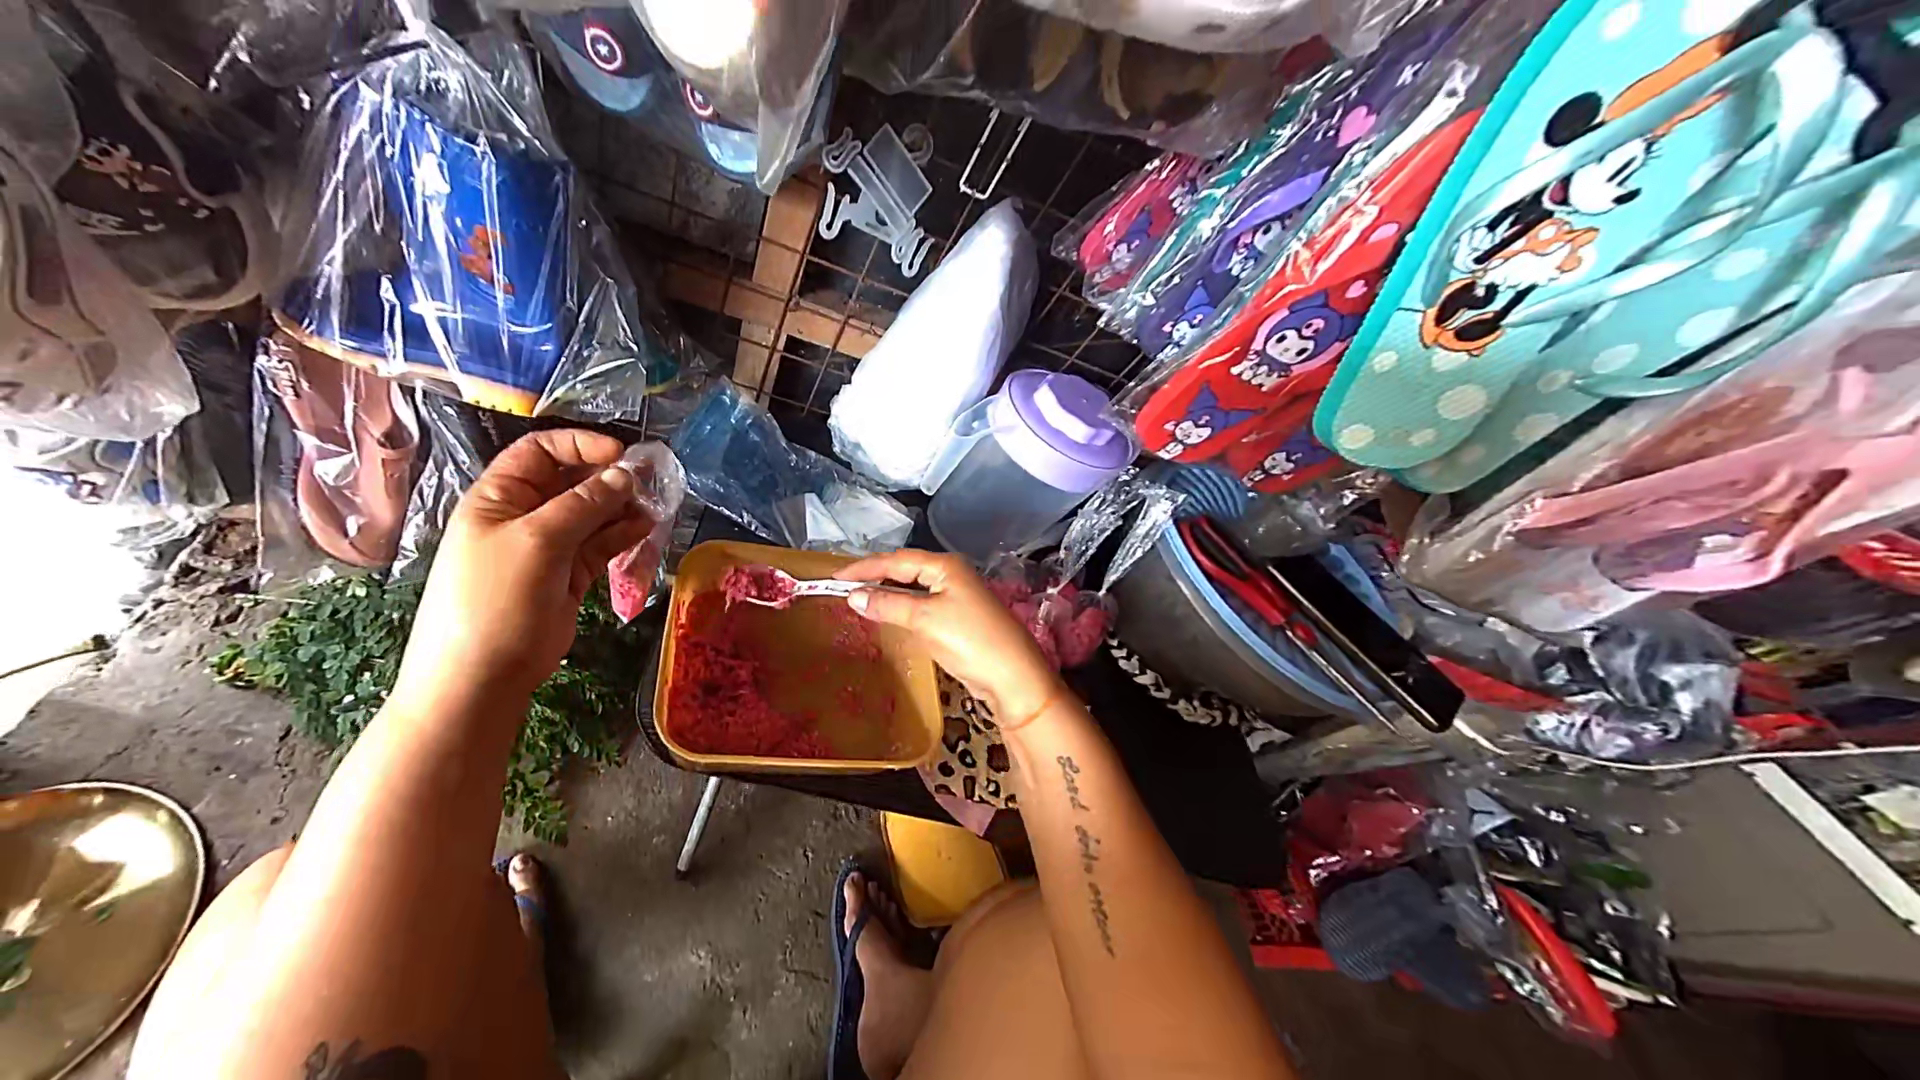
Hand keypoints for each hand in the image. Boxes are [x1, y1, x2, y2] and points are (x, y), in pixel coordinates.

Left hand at [393, 430, 652, 706]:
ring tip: (655, 506)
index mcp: (499, 497)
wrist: (482, 674)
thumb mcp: (537, 540)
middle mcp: (525, 516)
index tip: (620, 454)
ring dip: (622, 507)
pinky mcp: (571, 574)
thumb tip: (624, 475)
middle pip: (572, 481)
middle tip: (649, 481)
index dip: (579, 445)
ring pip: (593, 514)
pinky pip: (601, 544)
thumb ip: (583, 504)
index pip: (540, 452)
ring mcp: (550, 547)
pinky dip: (624, 534)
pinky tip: (646, 528)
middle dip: (609, 477)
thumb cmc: (494, 598)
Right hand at [835, 550, 1065, 727]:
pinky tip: (889, 614)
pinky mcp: (958, 618)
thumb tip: (854, 596)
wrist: (1012, 676)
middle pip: (906, 569)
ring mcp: (957, 596)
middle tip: (844, 585)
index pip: (896, 560)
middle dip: (875, 576)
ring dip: (888, 591)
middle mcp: (952, 574)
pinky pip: (922, 604)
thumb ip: (887, 605)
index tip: (836, 577)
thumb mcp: (924, 619)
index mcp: (945, 566)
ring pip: (914, 587)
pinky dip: (902, 607)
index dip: (864, 567)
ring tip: (859, 597)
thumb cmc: (969, 640)